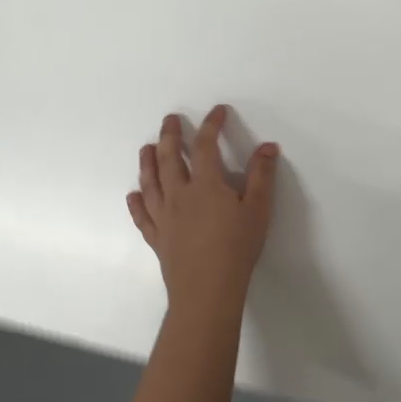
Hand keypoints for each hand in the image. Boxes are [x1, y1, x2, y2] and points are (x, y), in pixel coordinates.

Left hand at [127, 105, 279, 315]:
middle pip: (171, 159)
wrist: (207, 290)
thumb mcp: (259, 208)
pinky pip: (143, 216)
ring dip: (147, 163)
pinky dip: (137, 203)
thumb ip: (262, 175)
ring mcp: (164, 217)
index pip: (206, 146)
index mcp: (206, 185)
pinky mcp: (157, 238)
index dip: (211, 125)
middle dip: (170, 136)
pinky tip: (133, 195)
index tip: (217, 111)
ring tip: (146, 148)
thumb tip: (267, 146)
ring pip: (151, 183)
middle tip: (169, 120)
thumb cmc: (237, 246)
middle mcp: (180, 195)